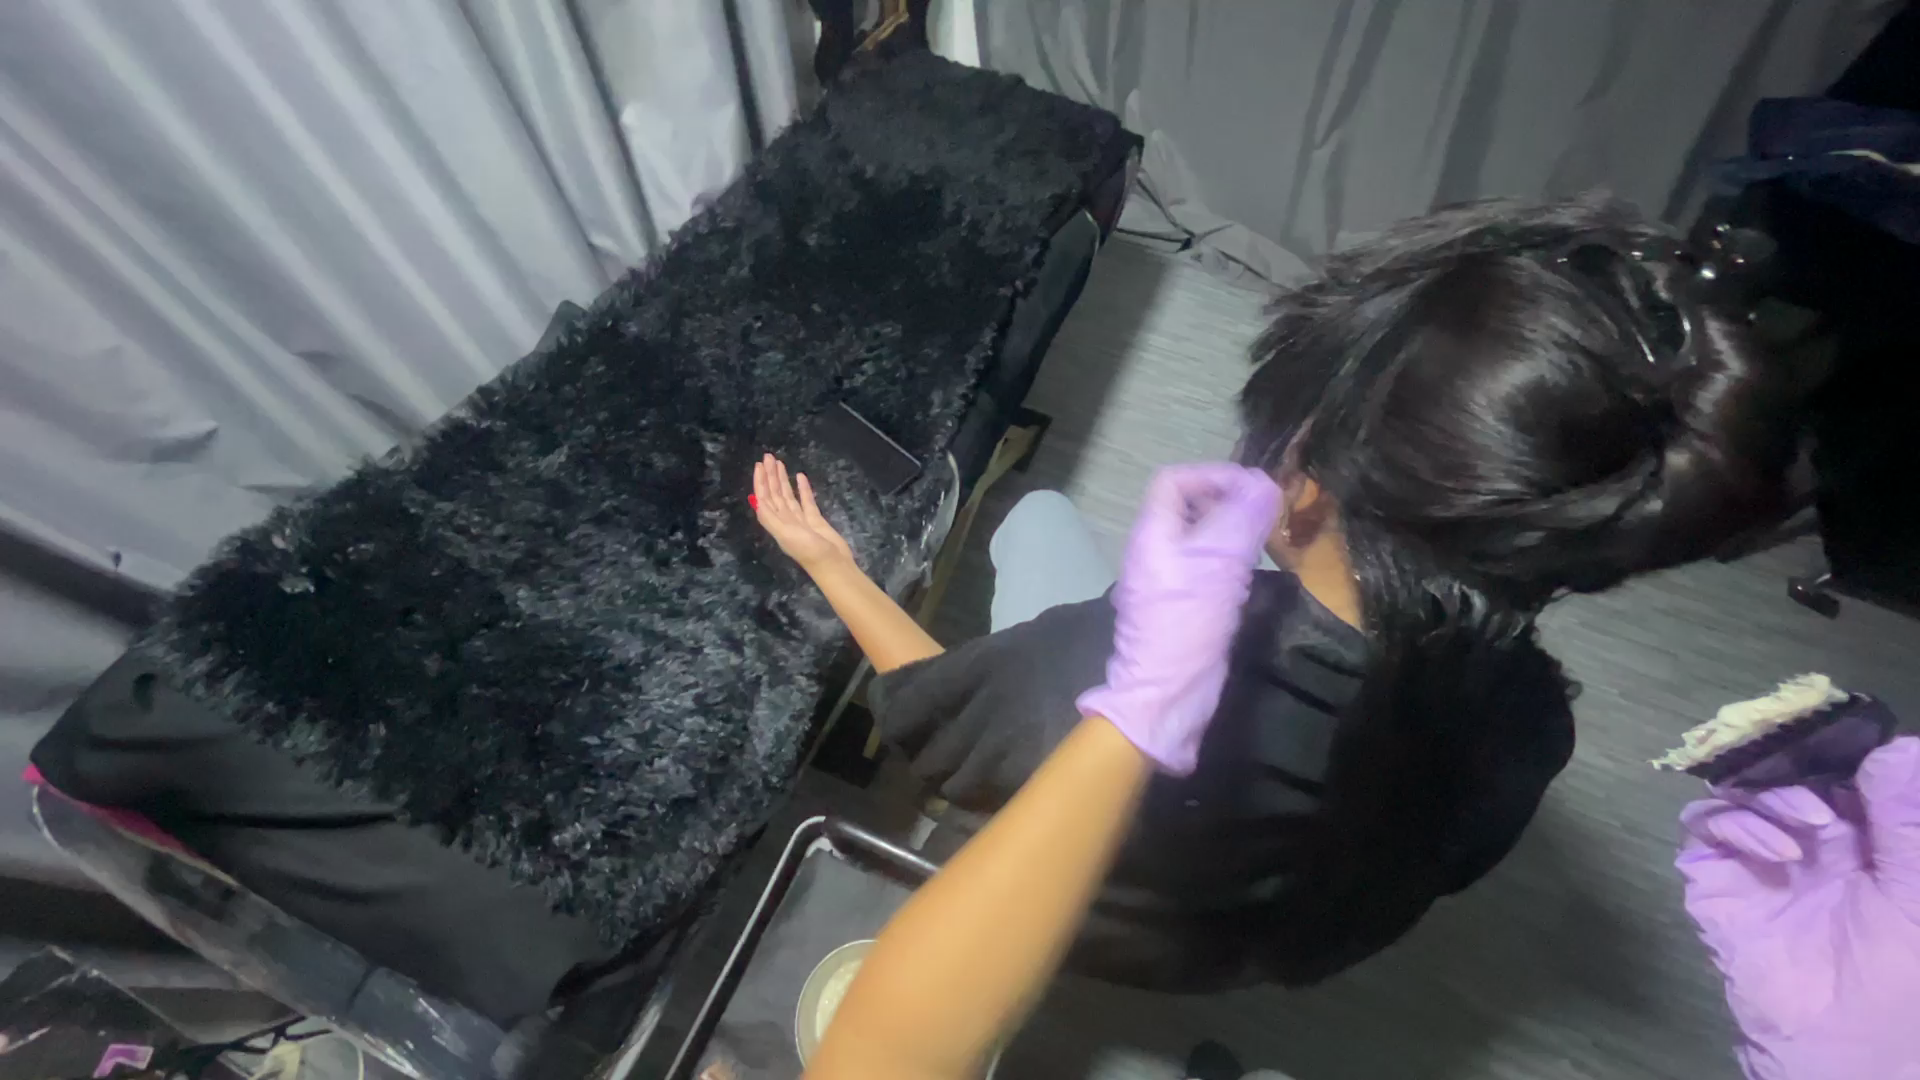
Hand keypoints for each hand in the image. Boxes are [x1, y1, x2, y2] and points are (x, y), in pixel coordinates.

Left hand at [753, 454, 854, 572]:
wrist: (833, 563)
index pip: (765, 498)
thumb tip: (756, 500)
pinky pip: (806, 501)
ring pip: (788, 495)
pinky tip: (800, 477)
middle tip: (769, 457)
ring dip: (782, 479)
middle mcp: (785, 520)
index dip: (761, 481)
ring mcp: (800, 519)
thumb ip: (770, 518)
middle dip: (770, 476)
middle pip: (775, 494)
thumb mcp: (785, 534)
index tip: (760, 465)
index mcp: (776, 523)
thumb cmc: (808, 550)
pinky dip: (803, 489)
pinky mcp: (815, 519)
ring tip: (779, 463)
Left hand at [1075, 464, 1280, 774]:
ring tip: (1268, 538)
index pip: (1173, 481)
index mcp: (1152, 534)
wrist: (1166, 698)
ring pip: (1201, 537)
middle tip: (1270, 513)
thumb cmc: (1186, 626)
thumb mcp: (1217, 566)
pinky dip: (1231, 559)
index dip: (1212, 475)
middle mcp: (1155, 552)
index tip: (1255, 490)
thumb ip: (1240, 520)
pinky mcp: (1184, 604)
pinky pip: (1206, 567)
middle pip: (1189, 506)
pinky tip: (1253, 572)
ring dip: (1233, 530)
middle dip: (1229, 501)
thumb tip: (1265, 483)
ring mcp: (1168, 579)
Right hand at [1677, 736, 1919, 1079]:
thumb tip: (1899, 746)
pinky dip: (1733, 823)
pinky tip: (1773, 848)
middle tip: (1822, 781)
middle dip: (1797, 768)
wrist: (1850, 1039)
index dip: (1839, 751)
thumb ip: (1910, 824)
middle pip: (1784, 774)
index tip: (1846, 734)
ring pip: (1740, 791)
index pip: (1844, 775)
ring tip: (1809, 822)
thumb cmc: (1910, 974)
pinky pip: (1704, 825)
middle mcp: (1810, 836)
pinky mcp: (1713, 868)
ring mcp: (1756, 850)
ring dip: (1769, 794)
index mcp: (1869, 840)